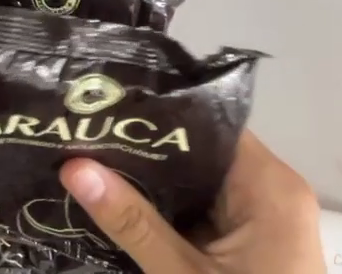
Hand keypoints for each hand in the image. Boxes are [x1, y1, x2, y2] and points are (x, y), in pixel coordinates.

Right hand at [60, 131, 323, 273]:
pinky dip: (160, 201)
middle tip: (76, 124)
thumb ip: (132, 222)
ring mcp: (260, 217)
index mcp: (268, 185)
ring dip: (143, 172)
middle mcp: (270, 189)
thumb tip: (72, 165)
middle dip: (136, 141)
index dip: (148, 107)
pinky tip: (112, 192)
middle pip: (193, 144)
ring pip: (191, 175)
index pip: (200, 118)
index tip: (94, 99)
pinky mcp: (249, 242)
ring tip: (82, 149)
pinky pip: (197, 203)